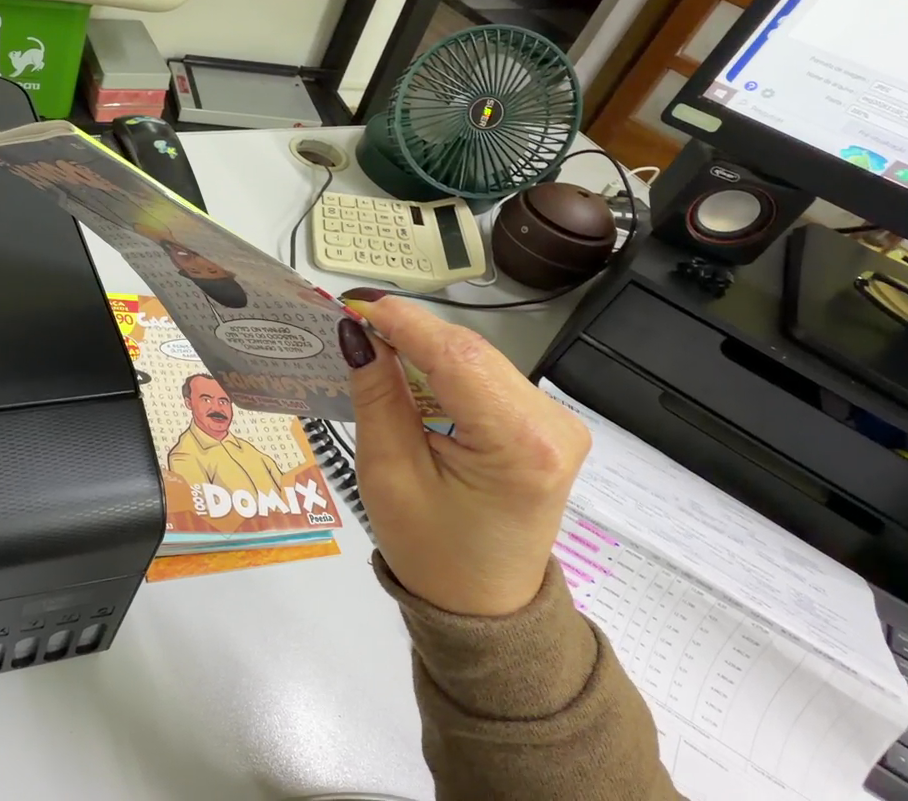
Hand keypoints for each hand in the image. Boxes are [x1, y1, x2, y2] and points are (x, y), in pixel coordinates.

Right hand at [339, 291, 590, 616]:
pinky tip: (408, 369)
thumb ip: (377, 397)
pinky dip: (443, 367)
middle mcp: (553, 423)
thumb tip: (356, 335)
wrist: (482, 605)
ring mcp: (557, 421)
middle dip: (409, 331)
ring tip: (371, 343)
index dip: (402, 322)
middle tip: (351, 321)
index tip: (352, 303)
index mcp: (520, 444)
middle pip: (470, 352)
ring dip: (424, 347)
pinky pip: (486, 377)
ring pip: (478, 358)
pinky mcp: (546, 423)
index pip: (456, 357)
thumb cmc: (430, 550)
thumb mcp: (388, 474)